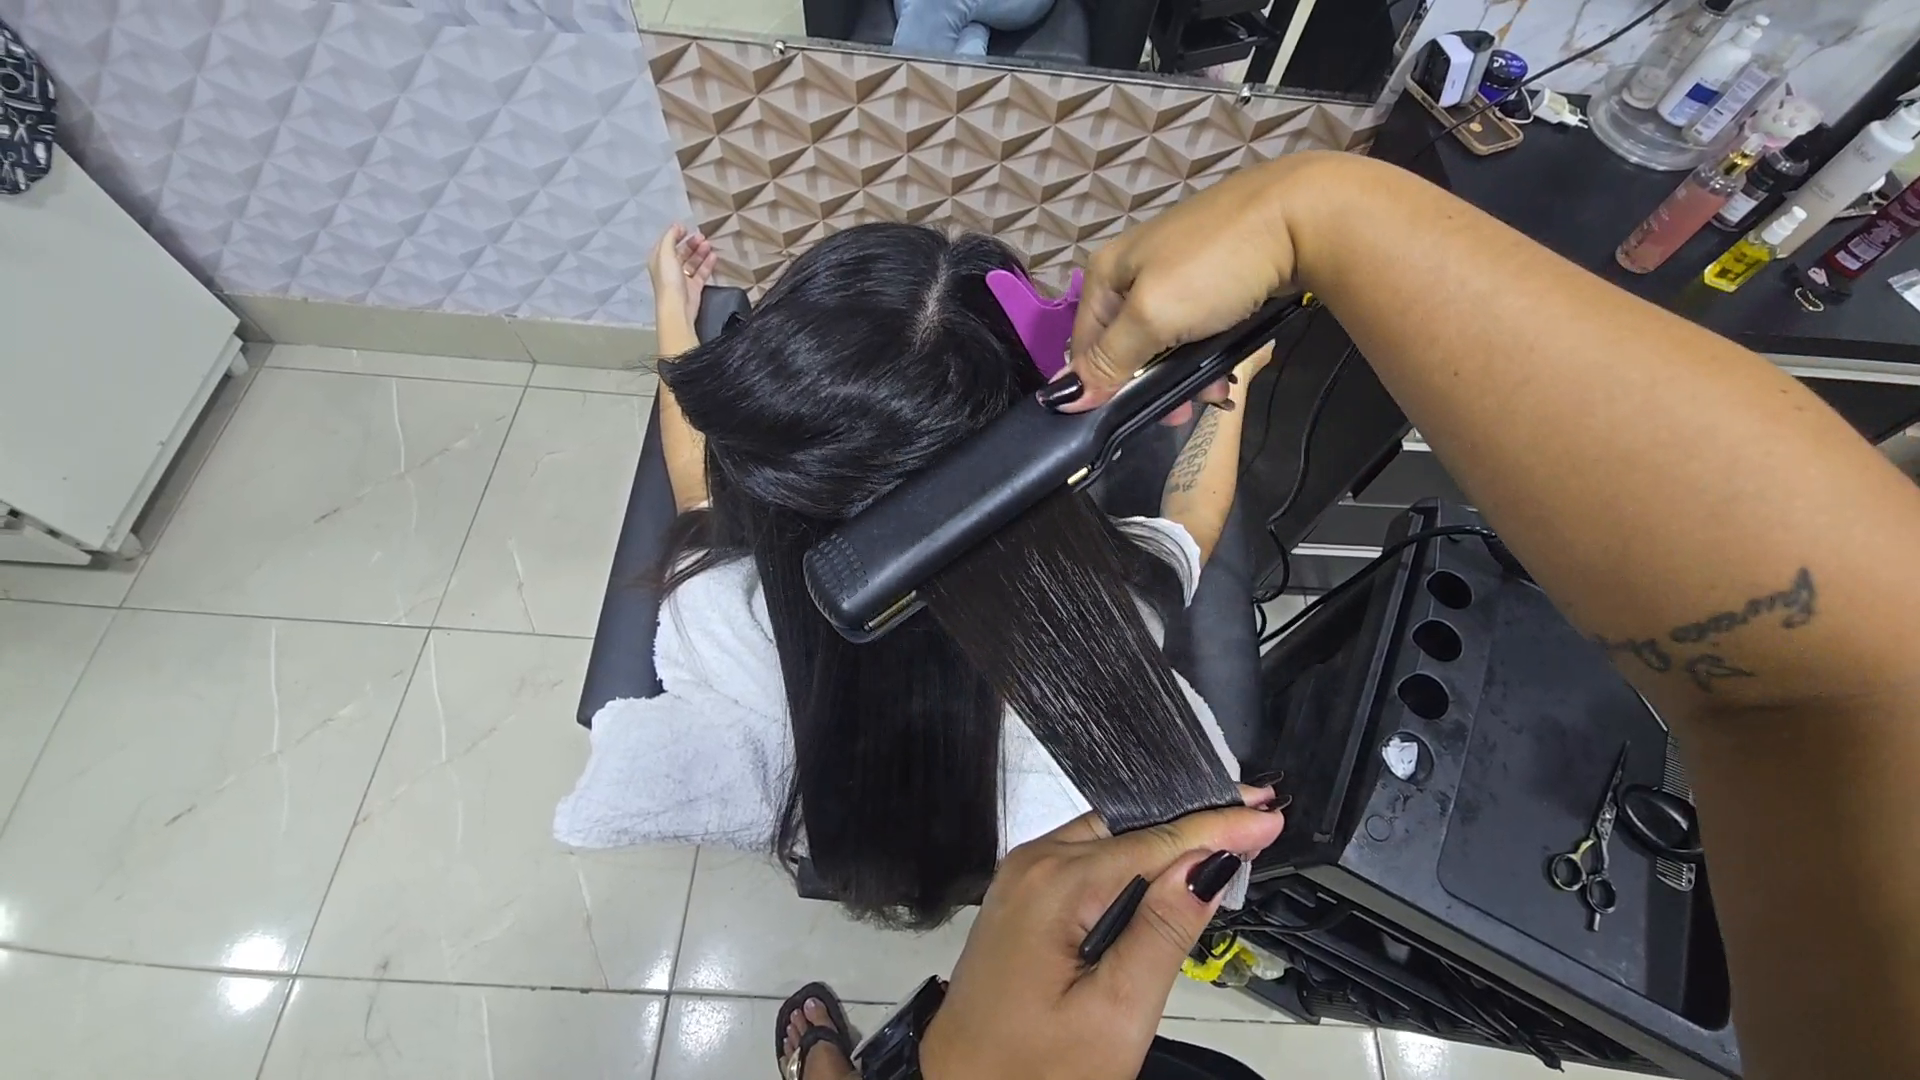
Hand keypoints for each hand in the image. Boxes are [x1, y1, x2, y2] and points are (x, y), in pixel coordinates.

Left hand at [650, 224, 716, 334]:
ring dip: (700, 252)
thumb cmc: (669, 279)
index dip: (676, 234)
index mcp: (659, 259)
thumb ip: (671, 237)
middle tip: (702, 237)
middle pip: (681, 251)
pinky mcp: (694, 287)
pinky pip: (701, 272)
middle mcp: (670, 267)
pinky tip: (713, 257)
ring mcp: (682, 278)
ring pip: (692, 261)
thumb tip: (677, 225)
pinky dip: (707, 264)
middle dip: (691, 243)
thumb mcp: (665, 253)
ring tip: (709, 245)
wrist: (678, 306)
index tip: (687, 228)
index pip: (667, 242)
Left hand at [920, 789, 1285, 1079]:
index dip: (1216, 826)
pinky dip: (1133, 857)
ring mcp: (1024, 871)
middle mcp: (1035, 859)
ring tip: (1225, 837)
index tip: (1268, 812)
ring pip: (1110, 836)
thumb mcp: (1114, 1013)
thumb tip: (1207, 864)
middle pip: (1130, 827)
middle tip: (1255, 815)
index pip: (1154, 842)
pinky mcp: (1023, 888)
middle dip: (1194, 821)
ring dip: (1166, 839)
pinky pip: (1088, 855)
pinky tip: (1167, 868)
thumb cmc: (1038, 1069)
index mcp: (1056, 882)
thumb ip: (1162, 932)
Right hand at [1065, 153, 1341, 412]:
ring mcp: (1173, 272)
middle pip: (1123, 347)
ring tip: (1214, 395)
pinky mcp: (1209, 277)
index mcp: (1105, 273)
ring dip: (1182, 377)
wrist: (1304, 218)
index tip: (1134, 416)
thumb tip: (1064, 398)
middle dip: (1150, 385)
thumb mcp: (1152, 318)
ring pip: (1162, 343)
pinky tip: (1225, 370)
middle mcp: (1132, 271)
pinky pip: (1192, 329)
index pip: (1083, 346)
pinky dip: (1204, 354)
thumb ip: (1109, 360)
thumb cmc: (1215, 268)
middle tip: (1181, 413)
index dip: (1101, 386)